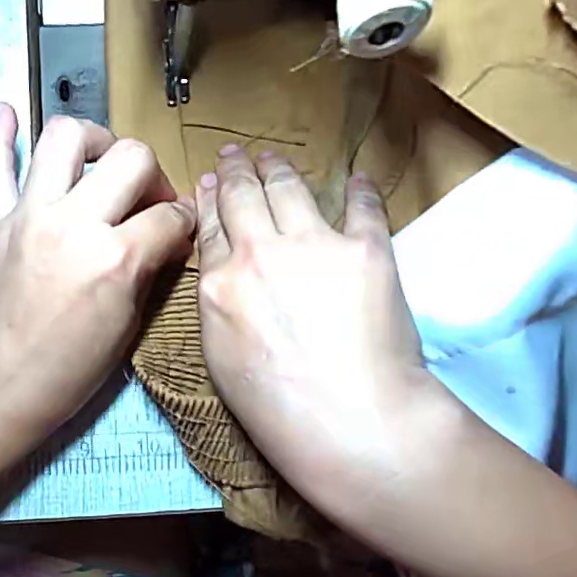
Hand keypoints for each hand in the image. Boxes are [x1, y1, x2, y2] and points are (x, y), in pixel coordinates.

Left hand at [0, 105, 195, 449]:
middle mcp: (73, 224)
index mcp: (115, 259)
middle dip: (153, 175)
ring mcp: (28, 215)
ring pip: (65, 137)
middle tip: (149, 200)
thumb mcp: (128, 327)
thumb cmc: (69, 372)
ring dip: (95, 139)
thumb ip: (149, 270)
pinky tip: (6, 111)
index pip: (169, 215)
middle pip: (131, 159)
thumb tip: (166, 237)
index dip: (185, 221)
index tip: (182, 228)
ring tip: (102, 159)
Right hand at [194, 145, 467, 517]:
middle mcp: (259, 254)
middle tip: (237, 154)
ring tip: (273, 158)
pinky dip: (357, 190)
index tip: (212, 181)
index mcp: (218, 285)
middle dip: (237, 170)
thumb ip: (219, 307)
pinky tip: (355, 179)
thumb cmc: (277, 411)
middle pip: (244, 197)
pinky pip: (360, 205)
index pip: (211, 228)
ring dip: (279, 168)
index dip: (211, 199)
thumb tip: (224, 276)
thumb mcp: (222, 360)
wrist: (347, 422)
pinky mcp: (366, 247)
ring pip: (289, 188)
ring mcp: (314, 245)